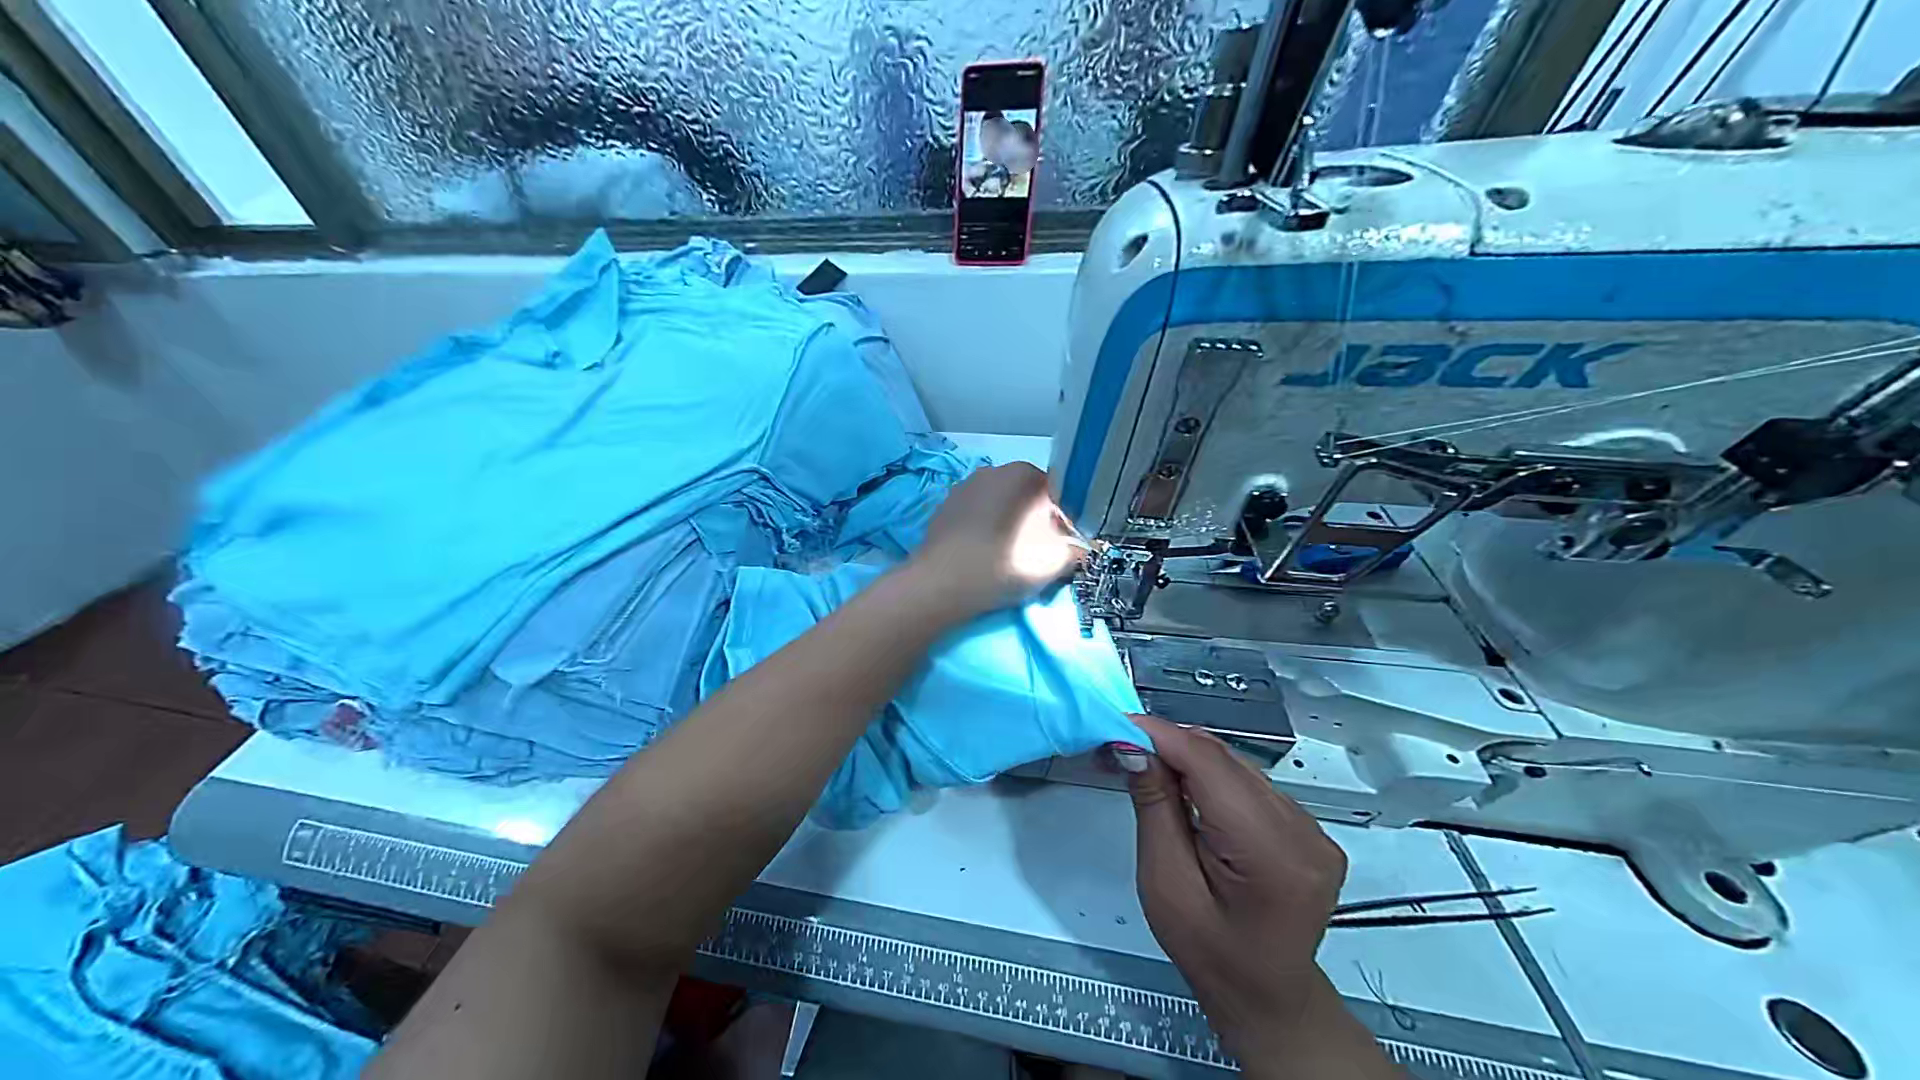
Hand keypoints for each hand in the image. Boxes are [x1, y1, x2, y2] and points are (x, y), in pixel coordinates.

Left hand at [908, 463, 1079, 619]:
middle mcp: (993, 471)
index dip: (1063, 519)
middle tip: (1035, 553)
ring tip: (1006, 556)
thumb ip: (1075, 549)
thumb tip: (1080, 547)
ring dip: (1006, 523)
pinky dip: (981, 530)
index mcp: (1024, 473)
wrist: (943, 583)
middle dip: (1033, 519)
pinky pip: (973, 516)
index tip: (1062, 544)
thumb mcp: (1055, 561)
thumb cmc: (1006, 563)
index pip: (1058, 492)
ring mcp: (963, 487)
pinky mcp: (943, 508)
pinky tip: (981, 555)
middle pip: (1025, 496)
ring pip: (997, 504)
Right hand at [1120, 715, 1349, 1064]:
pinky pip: (1249, 781)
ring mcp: (1311, 827)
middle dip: (1169, 745)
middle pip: (1225, 760)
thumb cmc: (1208, 951)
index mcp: (1273, 853)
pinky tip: (1183, 789)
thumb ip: (1154, 806)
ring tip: (1145, 766)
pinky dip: (1210, 776)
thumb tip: (1133, 746)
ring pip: (1236, 765)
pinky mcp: (1306, 826)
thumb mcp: (1165, 882)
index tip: (1116, 725)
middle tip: (1119, 747)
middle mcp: (1303, 831)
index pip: (1211, 766)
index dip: (1161, 737)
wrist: (1263, 993)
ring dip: (1187, 758)